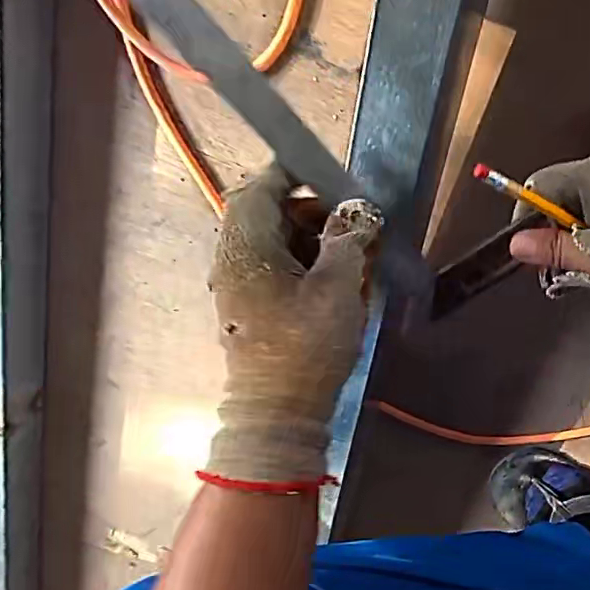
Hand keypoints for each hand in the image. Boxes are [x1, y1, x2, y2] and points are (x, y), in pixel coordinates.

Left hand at [206, 165, 380, 487]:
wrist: (279, 413)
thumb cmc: (307, 346)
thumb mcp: (338, 287)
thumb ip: (348, 240)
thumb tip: (356, 211)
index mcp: (245, 247)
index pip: (259, 188)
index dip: (294, 175)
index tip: (333, 180)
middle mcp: (232, 260)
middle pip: (264, 212)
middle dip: (308, 209)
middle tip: (349, 221)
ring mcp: (238, 284)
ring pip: (271, 240)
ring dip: (308, 236)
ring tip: (348, 250)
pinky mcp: (250, 305)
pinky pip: (273, 265)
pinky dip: (302, 260)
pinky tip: (333, 277)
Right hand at [506, 155, 589, 304]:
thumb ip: (552, 250)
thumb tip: (515, 244)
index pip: (537, 185)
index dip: (525, 219)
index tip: (530, 253)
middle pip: (559, 199)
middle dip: (552, 237)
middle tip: (559, 273)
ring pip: (582, 212)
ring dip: (576, 244)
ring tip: (587, 275)